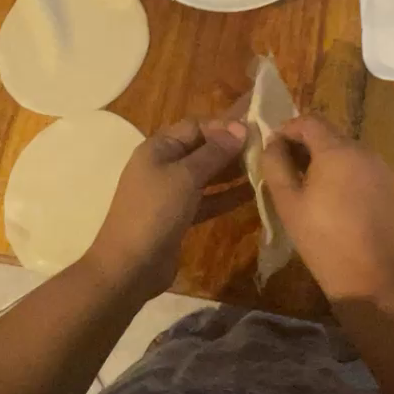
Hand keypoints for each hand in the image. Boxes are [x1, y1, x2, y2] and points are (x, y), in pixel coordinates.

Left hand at [82, 118, 247, 296]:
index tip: (253, 130)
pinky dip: (225, 196)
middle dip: (230, 148)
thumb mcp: (185, 177)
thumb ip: (214, 152)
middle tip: (264, 149)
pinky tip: (251, 194)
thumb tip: (239, 128)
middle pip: (201, 149)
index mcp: (158, 148)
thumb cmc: (155, 212)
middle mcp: (163, 165)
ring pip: (206, 175)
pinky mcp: (179, 217)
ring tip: (263, 168)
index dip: (223, 126)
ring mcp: (170, 193)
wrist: (130, 267)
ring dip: (231, 172)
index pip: (195, 127)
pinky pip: (207, 199)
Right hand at [261, 115, 393, 300]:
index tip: (273, 149)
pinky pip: (360, 166)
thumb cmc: (322, 238)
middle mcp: (363, 150)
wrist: (370, 276)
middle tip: (286, 169)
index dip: (287, 129)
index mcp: (337, 150)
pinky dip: (343, 171)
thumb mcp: (288, 202)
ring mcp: (380, 167)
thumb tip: (272, 143)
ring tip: (307, 185)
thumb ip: (275, 165)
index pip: (309, 121)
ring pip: (345, 149)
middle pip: (329, 133)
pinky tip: (333, 197)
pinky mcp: (388, 184)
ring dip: (324, 158)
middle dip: (305, 144)